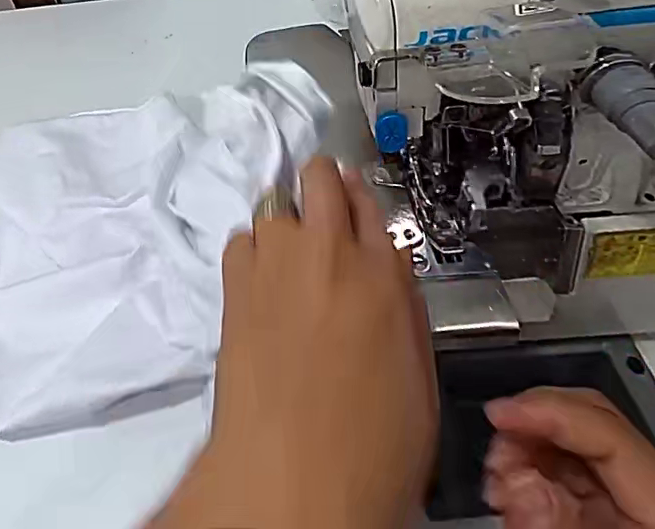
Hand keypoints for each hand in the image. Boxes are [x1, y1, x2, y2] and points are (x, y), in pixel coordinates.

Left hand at [149, 156, 436, 528]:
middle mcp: (330, 251)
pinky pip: (242, 239)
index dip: (360, 197)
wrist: (293, 478)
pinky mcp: (237, 281)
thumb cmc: (370, 445)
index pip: (370, 202)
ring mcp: (279, 260)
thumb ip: (403, 304)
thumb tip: (387, 265)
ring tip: (288, 259)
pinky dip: (252, 251)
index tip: (353, 198)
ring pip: (276, 203)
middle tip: (320, 207)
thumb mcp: (417, 375)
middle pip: (320, 176)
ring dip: (285, 221)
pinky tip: (261, 282)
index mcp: (383, 273)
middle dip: (321, 182)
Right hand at [484, 388, 654, 528]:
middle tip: (496, 445)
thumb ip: (552, 524)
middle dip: (533, 424)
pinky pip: (568, 470)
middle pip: (591, 421)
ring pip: (574, 440)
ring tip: (500, 477)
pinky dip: (532, 469)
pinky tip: (513, 489)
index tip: (499, 414)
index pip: (607, 432)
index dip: (547, 412)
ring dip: (526, 446)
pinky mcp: (615, 519)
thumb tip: (517, 480)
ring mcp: (639, 510)